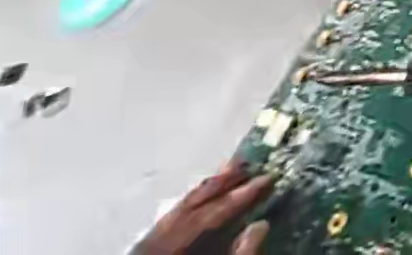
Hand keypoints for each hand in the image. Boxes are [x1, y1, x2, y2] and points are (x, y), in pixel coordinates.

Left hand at [134, 162, 273, 254]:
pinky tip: (205, 197)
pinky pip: (168, 221)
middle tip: (252, 165)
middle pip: (191, 208)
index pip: (209, 217)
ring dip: (208, 189)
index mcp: (173, 251)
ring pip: (178, 211)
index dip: (240, 196)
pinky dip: (190, 204)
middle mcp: (155, 246)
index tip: (268, 178)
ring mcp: (146, 249)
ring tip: (233, 169)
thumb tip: (260, 225)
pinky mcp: (144, 254)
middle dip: (223, 185)